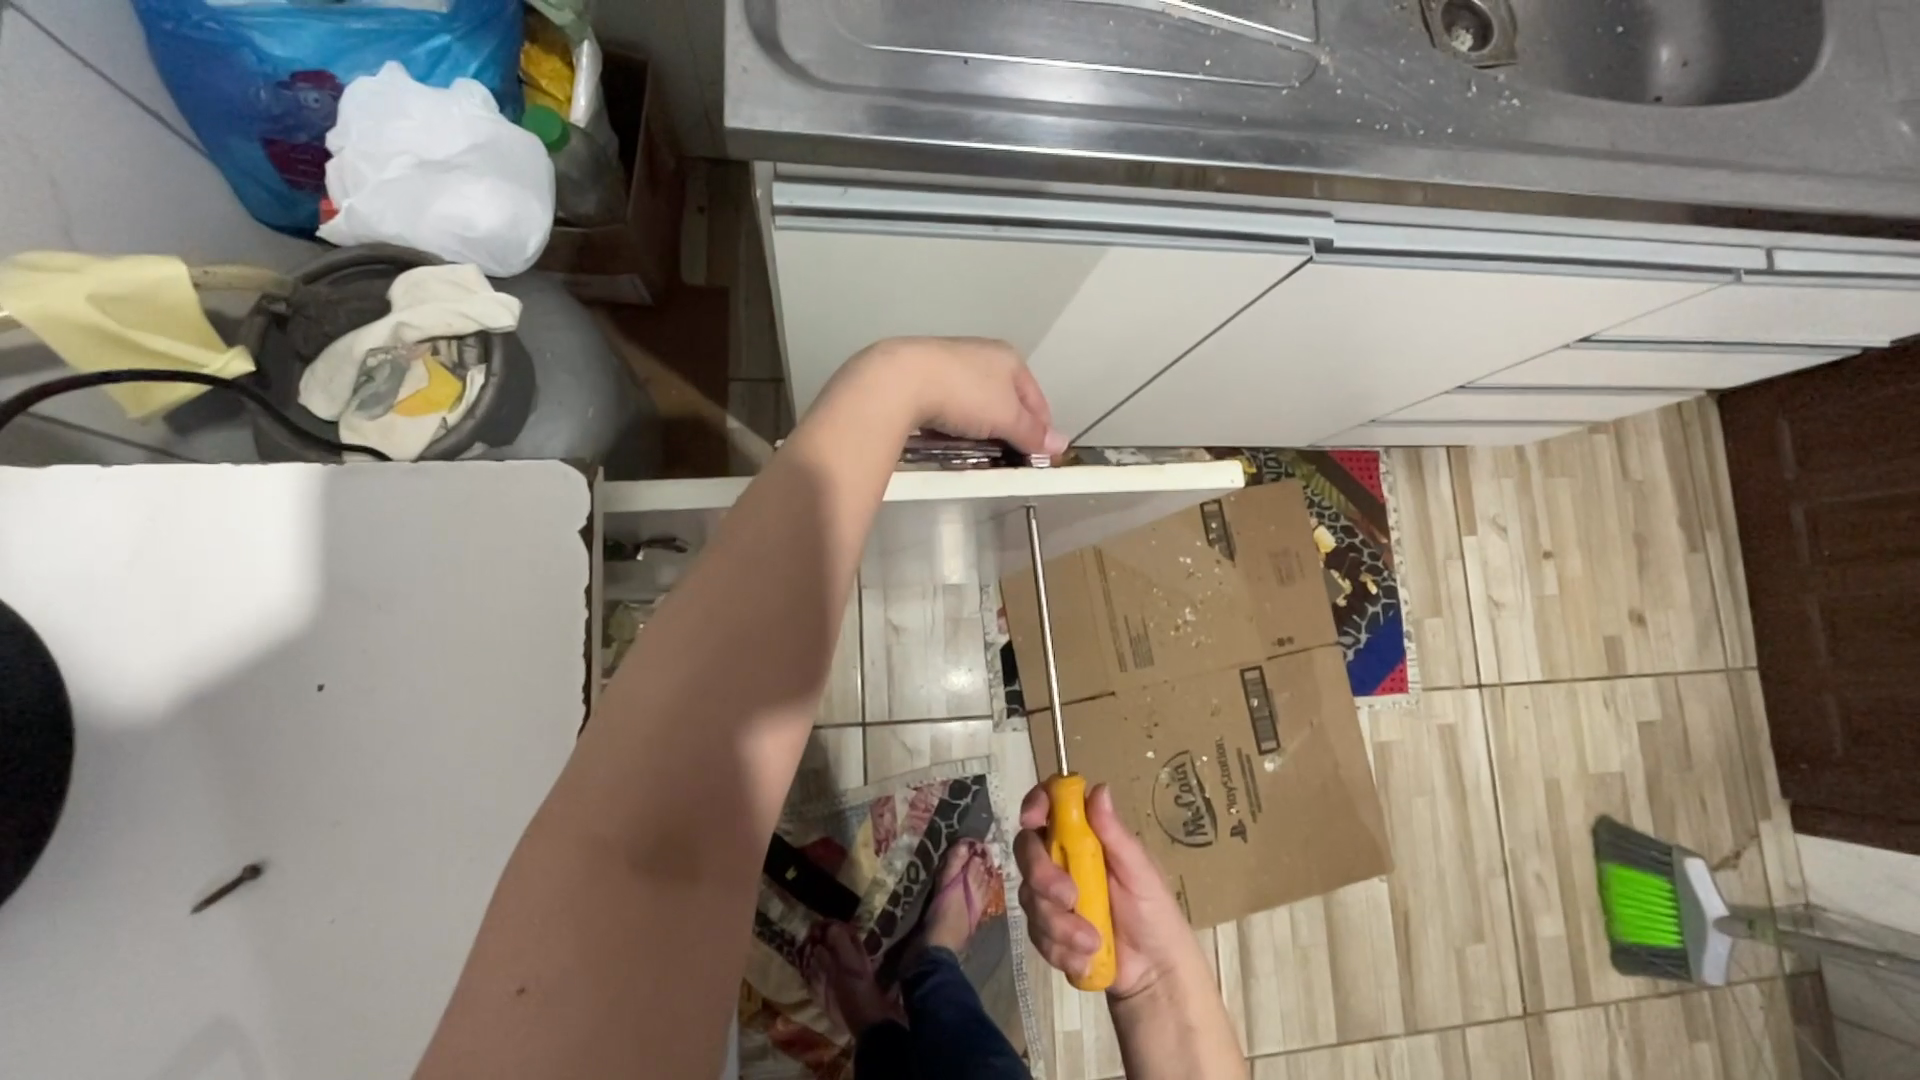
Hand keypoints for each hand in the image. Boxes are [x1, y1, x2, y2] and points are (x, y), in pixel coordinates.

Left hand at [830, 337, 1067, 456]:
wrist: (901, 380)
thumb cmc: (964, 395)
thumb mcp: (1006, 418)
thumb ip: (1033, 433)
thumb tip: (1062, 444)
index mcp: (1009, 358)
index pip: (1037, 399)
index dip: (1041, 430)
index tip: (1038, 458)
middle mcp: (982, 354)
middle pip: (1006, 400)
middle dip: (1007, 430)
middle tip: (1005, 458)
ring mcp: (951, 362)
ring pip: (976, 404)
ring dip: (978, 428)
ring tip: (974, 451)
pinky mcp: (923, 375)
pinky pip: (948, 405)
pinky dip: (951, 423)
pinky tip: (945, 438)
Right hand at [1014, 782, 1199, 1000]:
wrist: (1154, 975)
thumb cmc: (1155, 913)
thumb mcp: (1141, 872)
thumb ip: (1115, 834)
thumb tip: (1100, 787)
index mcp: (1085, 837)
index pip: (1048, 806)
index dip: (1035, 804)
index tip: (1033, 819)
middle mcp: (1061, 859)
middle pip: (1027, 849)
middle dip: (1043, 875)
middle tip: (1070, 897)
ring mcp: (1050, 895)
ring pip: (1029, 896)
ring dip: (1059, 923)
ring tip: (1093, 942)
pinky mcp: (1046, 930)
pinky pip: (1035, 933)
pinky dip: (1060, 949)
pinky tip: (1085, 959)